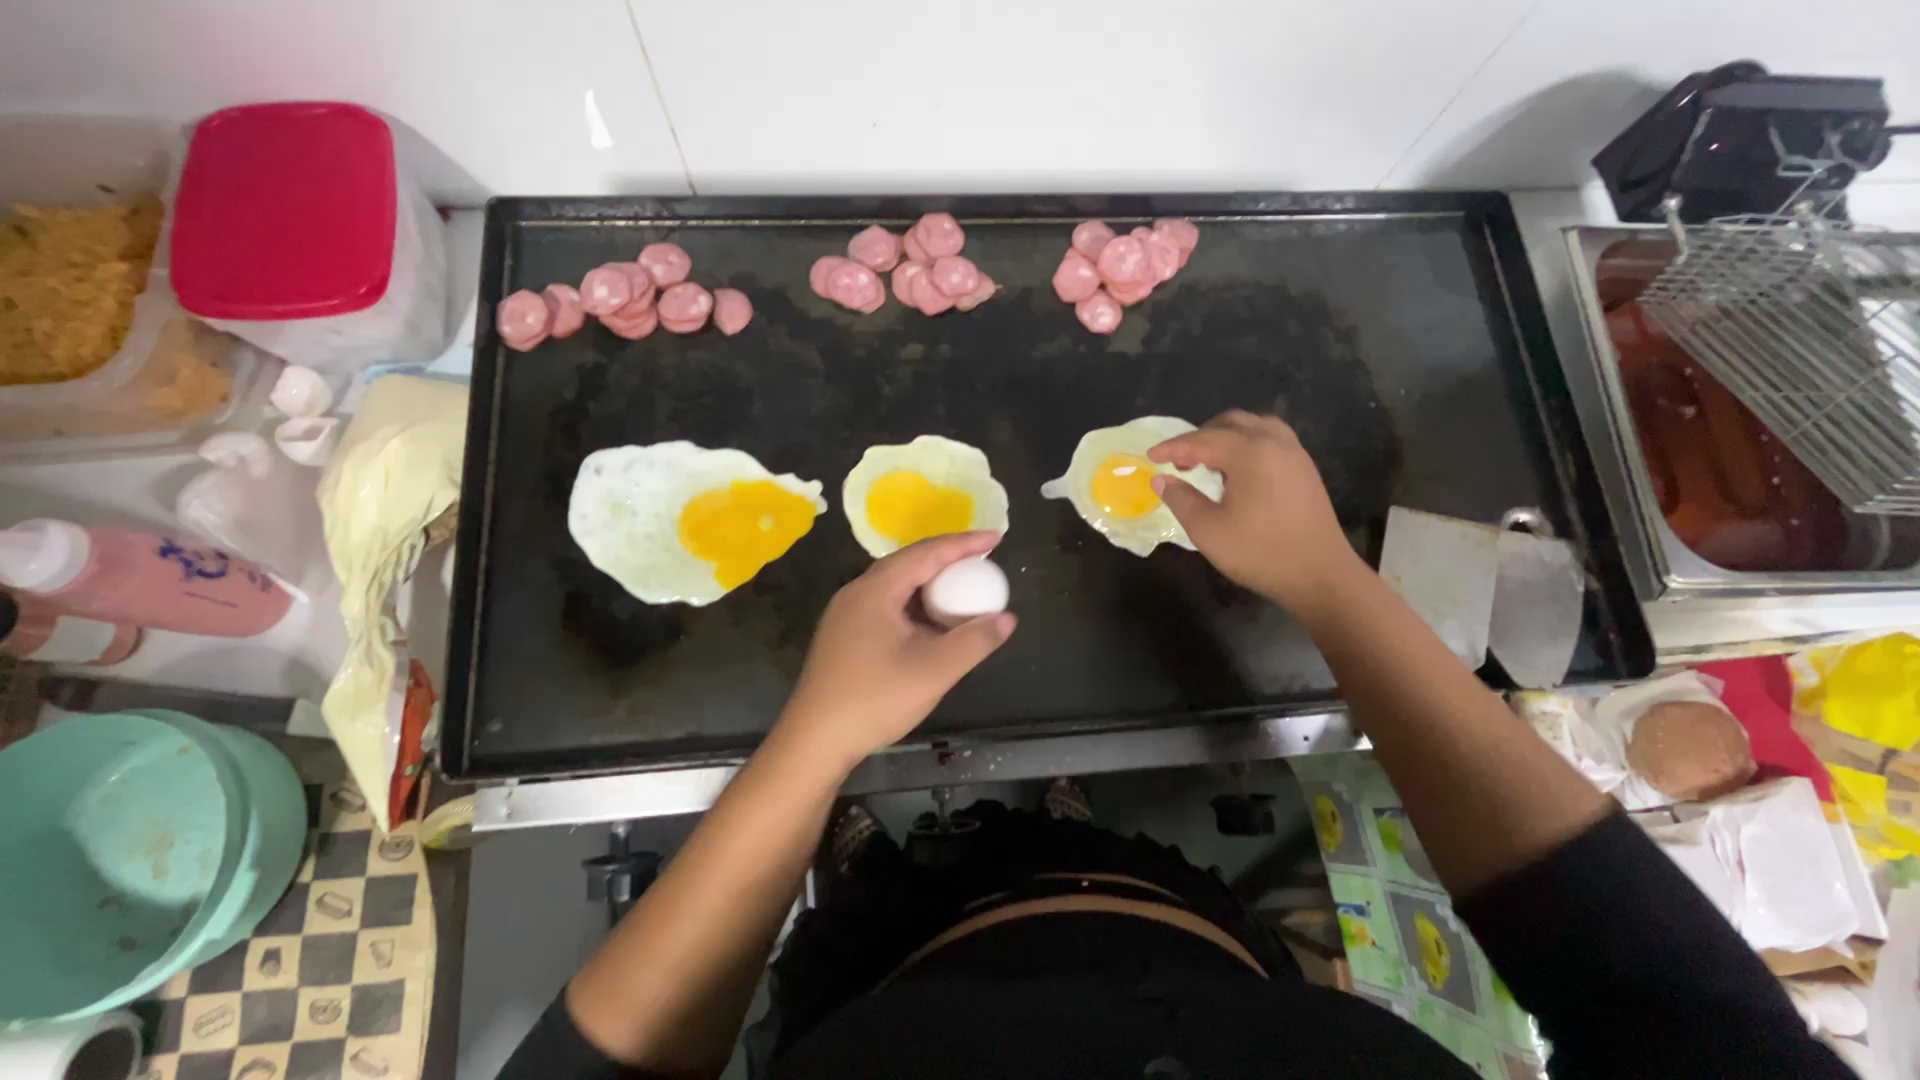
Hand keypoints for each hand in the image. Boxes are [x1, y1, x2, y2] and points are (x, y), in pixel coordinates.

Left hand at [776, 531, 1016, 766]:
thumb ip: (974, 641)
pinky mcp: (845, 636)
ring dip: (932, 586)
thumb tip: (1006, 618)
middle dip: (949, 560)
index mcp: (875, 590)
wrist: (815, 740)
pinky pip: (888, 607)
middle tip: (984, 562)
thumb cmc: (875, 699)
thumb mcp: (934, 671)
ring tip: (965, 590)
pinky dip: (917, 607)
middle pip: (909, 564)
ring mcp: (847, 615)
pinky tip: (934, 625)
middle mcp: (857, 593)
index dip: (964, 544)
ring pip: (898, 587)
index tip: (997, 538)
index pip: (926, 553)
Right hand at [1149, 410, 1361, 614]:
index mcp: (1250, 452)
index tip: (1150, 457)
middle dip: (1200, 437)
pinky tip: (1238, 471)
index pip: (1201, 440)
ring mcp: (1295, 454)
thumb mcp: (1208, 530)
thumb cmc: (1259, 552)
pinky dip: (1248, 445)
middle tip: (1179, 461)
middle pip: (1230, 423)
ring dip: (1227, 437)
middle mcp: (1274, 442)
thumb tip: (1161, 479)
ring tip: (1209, 461)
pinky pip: (1271, 440)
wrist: (1319, 574)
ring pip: (1255, 427)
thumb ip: (1180, 499)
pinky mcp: (1305, 469)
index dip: (1172, 447)